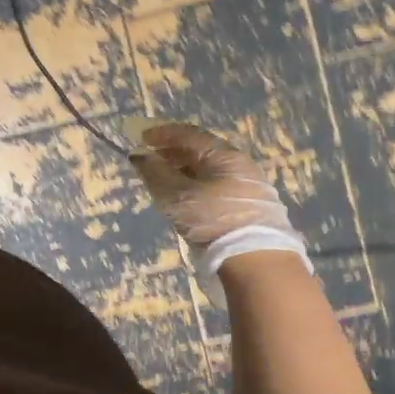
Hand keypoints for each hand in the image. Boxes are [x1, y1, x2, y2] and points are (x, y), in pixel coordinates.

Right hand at [126, 121, 309, 304]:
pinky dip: (198, 185)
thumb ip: (153, 172)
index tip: (141, 137)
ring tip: (165, 182)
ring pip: (210, 170)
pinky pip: (218, 186)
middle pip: (201, 151)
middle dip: (173, 153)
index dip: (162, 133)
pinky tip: (188, 199)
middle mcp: (240, 165)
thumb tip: (139, 154)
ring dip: (185, 171)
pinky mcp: (252, 207)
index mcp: (223, 155)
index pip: (189, 134)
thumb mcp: (173, 194)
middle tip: (151, 161)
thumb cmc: (211, 219)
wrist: (255, 260)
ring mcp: (250, 186)